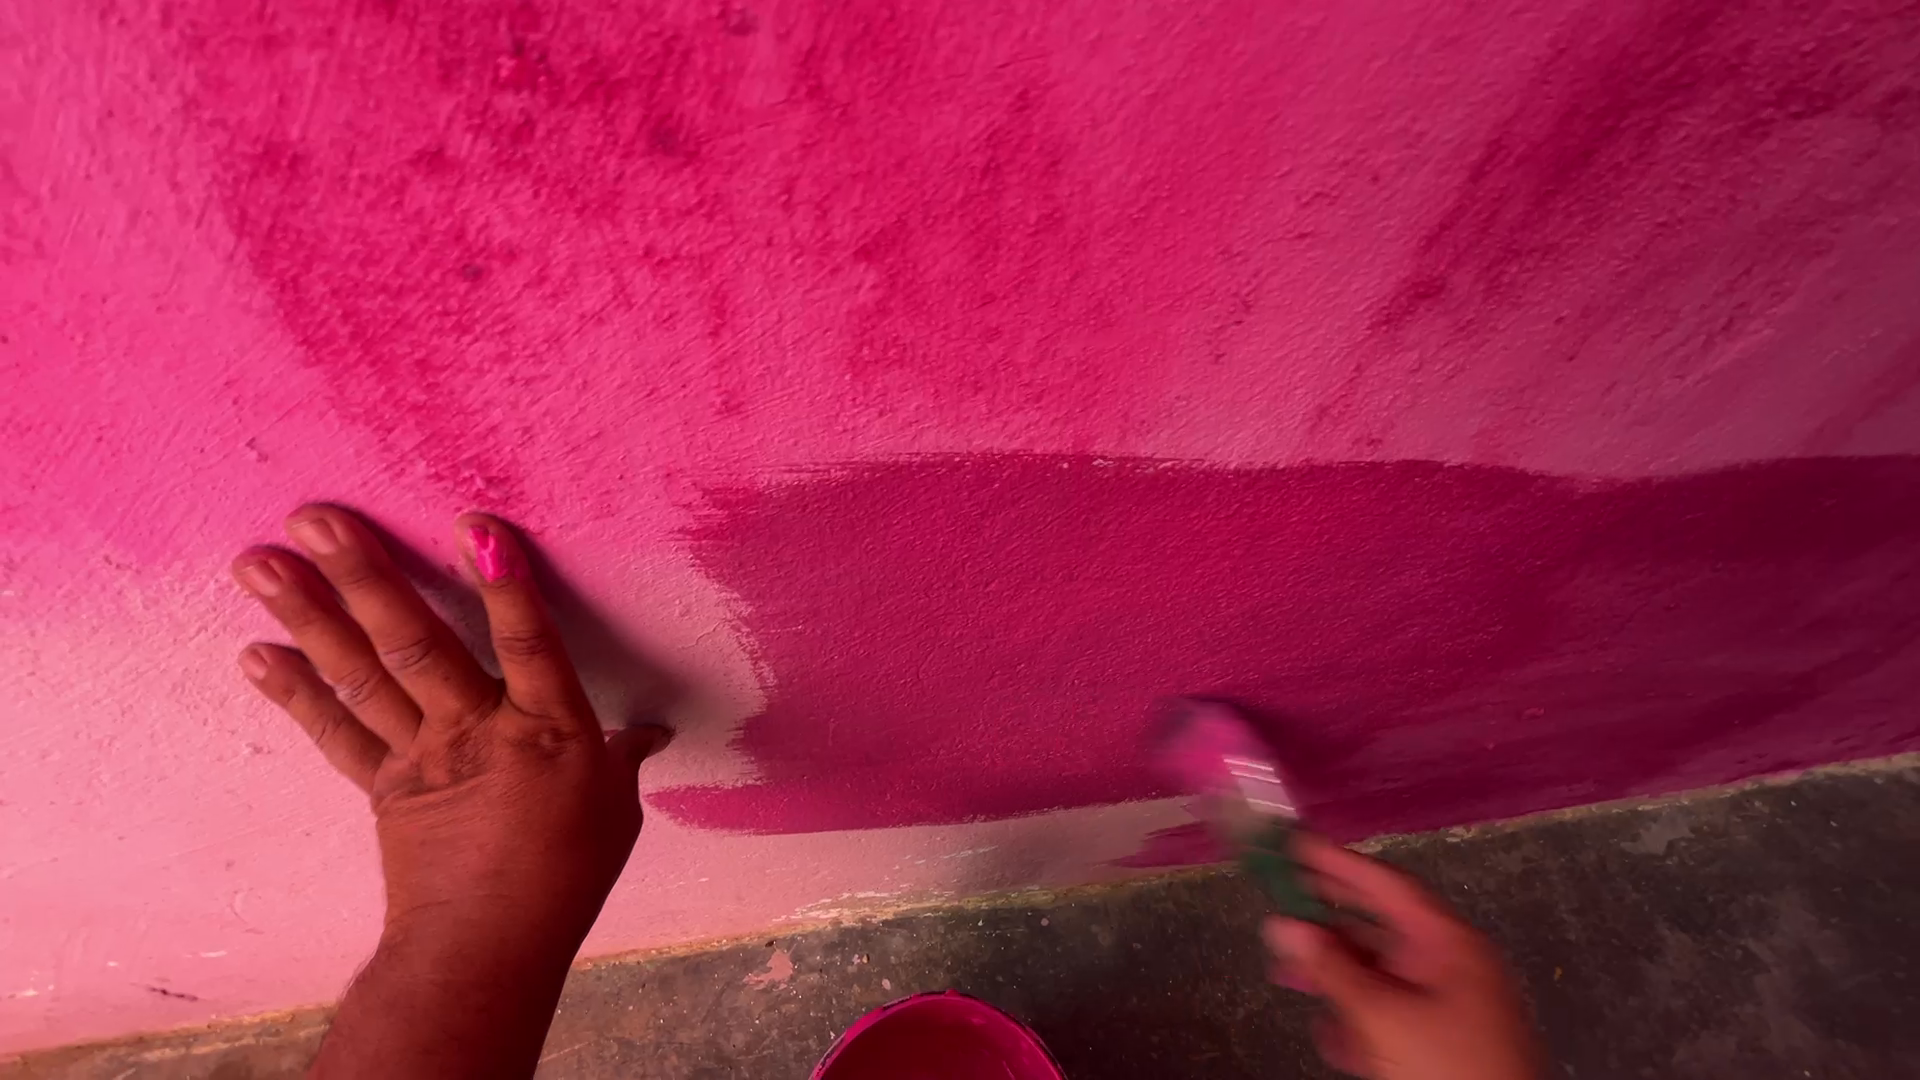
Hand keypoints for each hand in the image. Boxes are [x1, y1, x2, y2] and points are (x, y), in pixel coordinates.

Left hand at [232, 505, 667, 1077]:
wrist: (487, 947)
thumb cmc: (569, 869)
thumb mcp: (616, 805)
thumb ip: (625, 755)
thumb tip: (654, 733)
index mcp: (549, 730)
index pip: (530, 644)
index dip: (506, 584)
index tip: (475, 526)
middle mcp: (477, 731)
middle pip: (419, 646)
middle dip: (368, 578)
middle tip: (317, 519)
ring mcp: (420, 756)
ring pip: (364, 677)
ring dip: (313, 617)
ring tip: (261, 563)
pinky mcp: (383, 784)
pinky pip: (335, 733)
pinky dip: (294, 692)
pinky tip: (255, 652)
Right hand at [1264, 834, 1540, 1079]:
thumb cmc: (1445, 1068)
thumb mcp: (1379, 1014)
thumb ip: (1328, 966)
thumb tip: (1282, 925)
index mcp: (1448, 942)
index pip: (1385, 883)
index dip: (1337, 860)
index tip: (1293, 842)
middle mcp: (1449, 962)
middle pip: (1375, 924)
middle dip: (1323, 921)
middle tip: (1277, 900)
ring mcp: (1448, 1001)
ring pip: (1375, 969)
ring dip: (1330, 973)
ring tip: (1285, 976)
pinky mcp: (1441, 1037)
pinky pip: (1387, 1007)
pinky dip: (1355, 1012)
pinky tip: (1327, 1030)